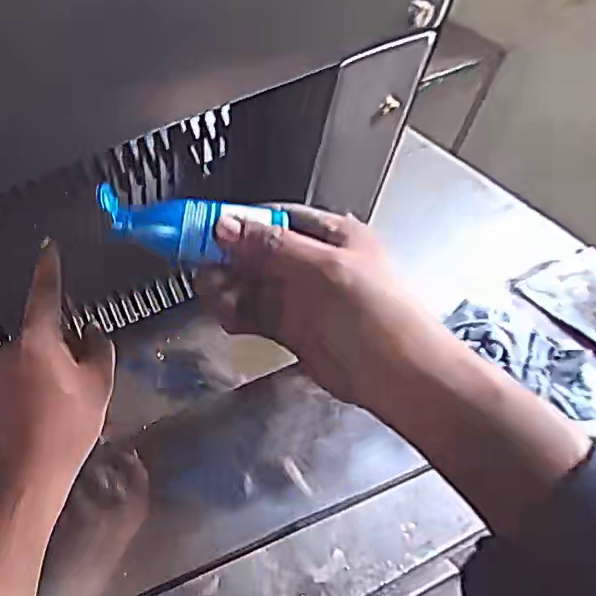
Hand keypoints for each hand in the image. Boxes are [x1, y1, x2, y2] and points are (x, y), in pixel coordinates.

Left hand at [0, 241, 116, 495]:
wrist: (33, 469)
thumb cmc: (67, 427)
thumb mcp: (98, 384)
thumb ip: (98, 348)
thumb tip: (92, 333)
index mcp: (36, 340)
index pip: (43, 293)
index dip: (49, 268)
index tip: (49, 249)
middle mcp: (12, 350)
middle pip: (43, 331)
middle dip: (64, 344)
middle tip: (84, 374)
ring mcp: (1, 371)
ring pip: (35, 354)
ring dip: (53, 365)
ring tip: (72, 398)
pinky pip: (26, 373)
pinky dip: (41, 380)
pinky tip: (55, 406)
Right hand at [201, 203, 588, 533]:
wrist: (397, 376)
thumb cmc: (380, 316)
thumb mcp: (324, 269)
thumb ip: (271, 247)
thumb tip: (226, 226)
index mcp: (326, 236)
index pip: (268, 219)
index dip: (231, 224)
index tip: (197, 231)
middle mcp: (309, 263)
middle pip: (251, 253)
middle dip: (223, 261)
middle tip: (202, 271)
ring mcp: (299, 297)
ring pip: (247, 285)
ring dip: (225, 290)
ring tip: (216, 300)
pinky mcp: (290, 327)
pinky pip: (251, 314)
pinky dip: (234, 315)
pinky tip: (228, 318)